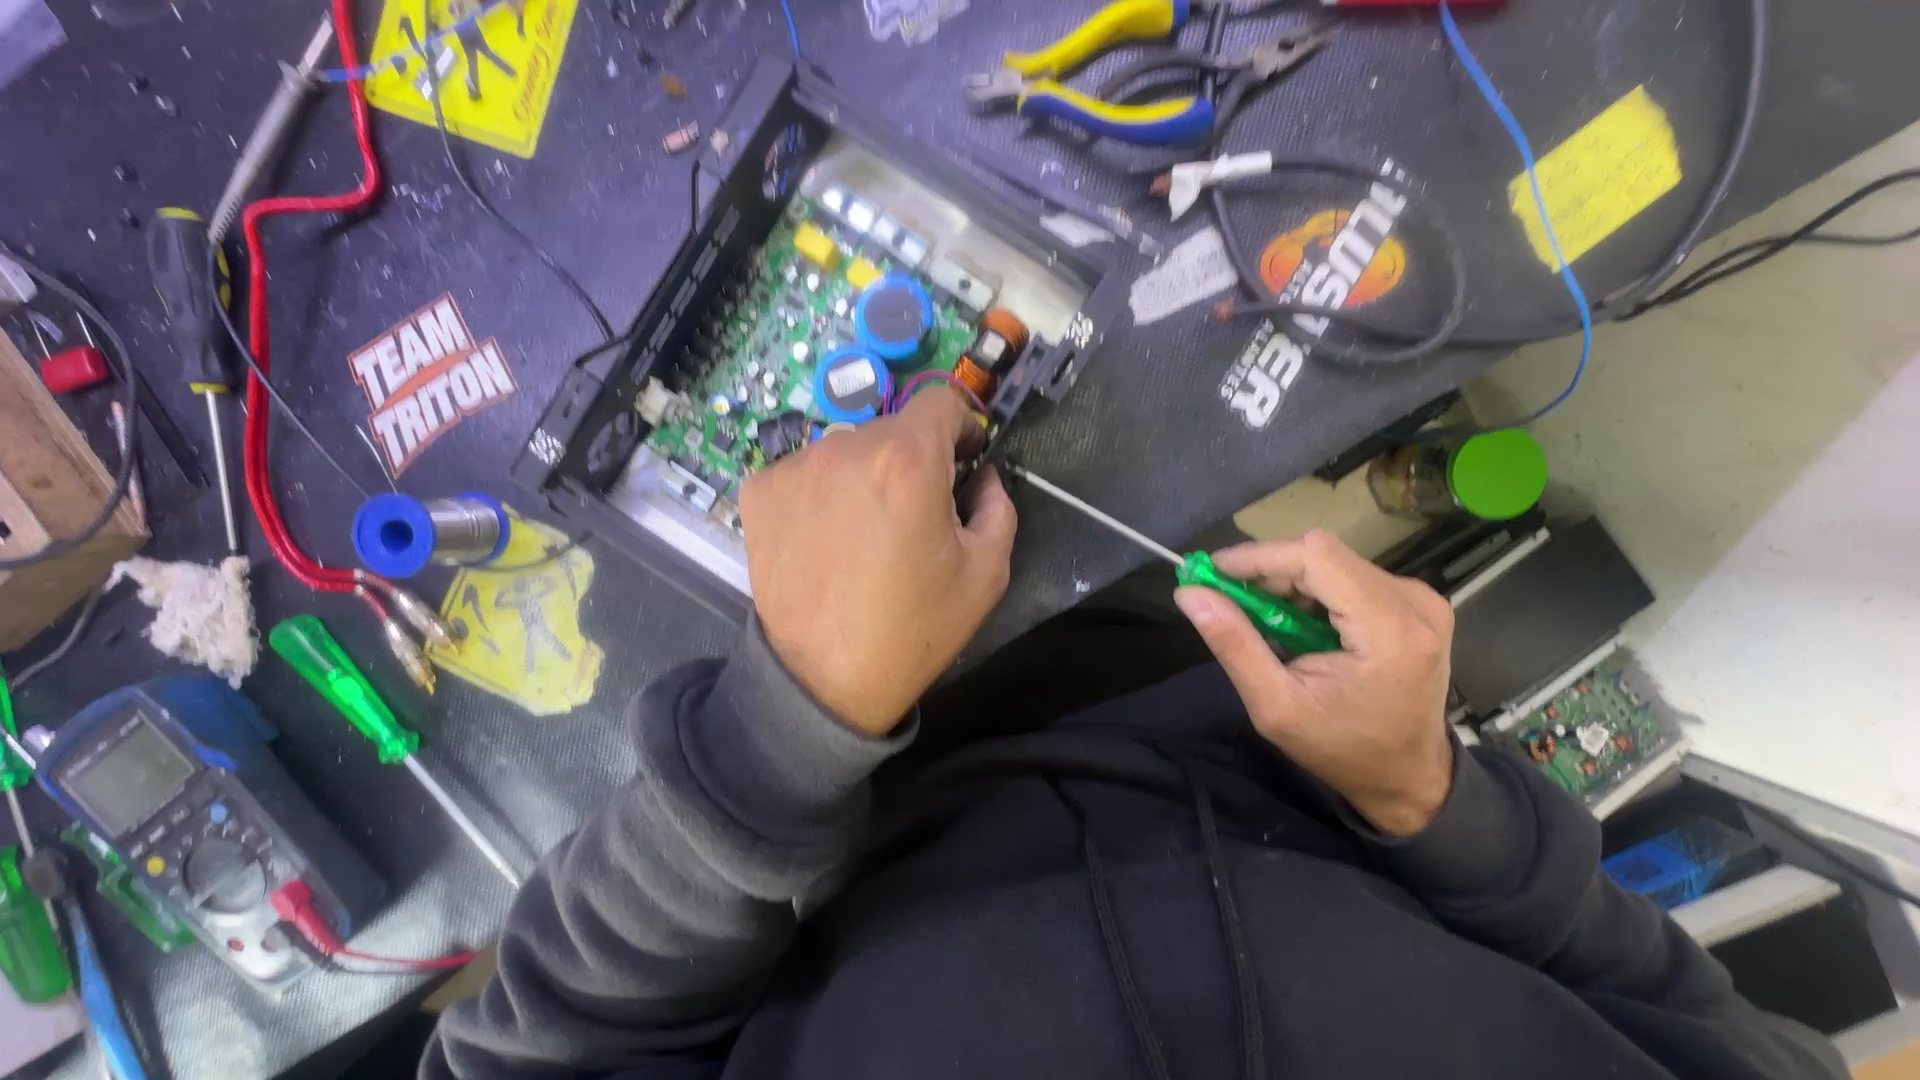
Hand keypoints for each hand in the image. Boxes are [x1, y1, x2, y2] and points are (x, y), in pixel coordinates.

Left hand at [740, 390, 1016, 735]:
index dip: (962, 426)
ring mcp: (795, 467)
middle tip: (915, 515)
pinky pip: (805, 472)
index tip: (963, 459)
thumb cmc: (914, 629)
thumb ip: (999, 504)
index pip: (941, 401)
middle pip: (893, 429)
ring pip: (847, 450)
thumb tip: (982, 475)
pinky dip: (822, 492)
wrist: (824, 681)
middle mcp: (845, 447)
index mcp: (907, 460)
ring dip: (865, 474)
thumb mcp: (987, 572)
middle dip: (914, 459)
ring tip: (866, 533)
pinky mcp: (759, 491)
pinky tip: (827, 537)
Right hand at [1173, 530, 1455, 836]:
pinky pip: (1348, 575)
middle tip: (1228, 599)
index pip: (1317, 557)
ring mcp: (1419, 600)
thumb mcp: (1276, 707)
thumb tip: (1189, 593)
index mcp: (1390, 630)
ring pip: (1333, 562)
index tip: (1212, 571)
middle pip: (1324, 555)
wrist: (1407, 777)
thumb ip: (1234, 645)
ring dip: (1287, 582)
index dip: (1260, 556)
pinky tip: (1293, 624)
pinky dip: (1311, 592)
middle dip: (1268, 571)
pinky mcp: (1414, 603)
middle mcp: (1413, 602)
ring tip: (1261, 621)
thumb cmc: (1342, 749)